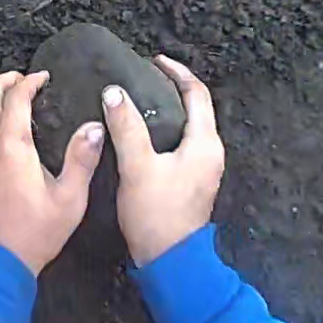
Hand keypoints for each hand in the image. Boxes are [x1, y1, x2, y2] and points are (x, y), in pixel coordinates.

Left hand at [0, 70, 104, 274]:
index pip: (15, 97)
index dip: (30, 81)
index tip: (44, 77)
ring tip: (10, 91)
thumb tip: (94, 128)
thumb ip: (82, 159)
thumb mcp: (70, 199)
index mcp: (12, 146)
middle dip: (6, 79)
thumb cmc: (35, 232)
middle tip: (26, 78)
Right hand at [101, 55, 224, 265]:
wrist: (170, 262)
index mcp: (204, 143)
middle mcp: (209, 152)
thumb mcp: (138, 165)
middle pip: (195, 107)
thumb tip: (114, 91)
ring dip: (166, 107)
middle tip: (141, 75)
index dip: (177, 72)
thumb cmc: (156, 212)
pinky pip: (179, 140)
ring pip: (186, 124)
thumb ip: (126, 126)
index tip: (153, 60)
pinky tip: (139, 130)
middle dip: (170, 87)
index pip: (197, 93)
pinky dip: (163, 126)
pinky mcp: (189, 180)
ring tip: (137, 97)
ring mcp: (201, 168)